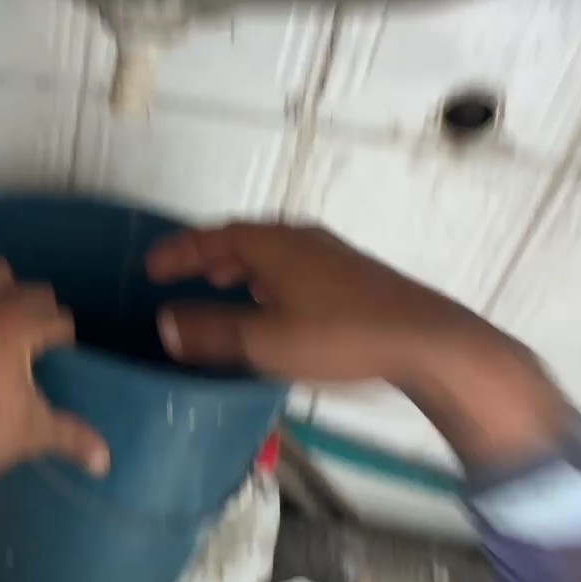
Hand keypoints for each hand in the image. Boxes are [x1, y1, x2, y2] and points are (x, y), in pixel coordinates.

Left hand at [0, 246, 108, 546]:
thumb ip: (72, 436)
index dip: (63, 333)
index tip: (64, 347)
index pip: (56, 321)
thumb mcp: (34, 432)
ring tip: (13, 294)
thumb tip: (105, 460)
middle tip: (43, 328)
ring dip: (6, 282)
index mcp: (20, 332)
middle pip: (29, 293)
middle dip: (42, 307)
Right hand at [144, 223, 480, 383]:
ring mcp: (328, 253)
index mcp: (272, 244)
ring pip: (268, 251)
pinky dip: (264, 276)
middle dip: (204, 254)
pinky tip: (271, 302)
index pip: (211, 238)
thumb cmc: (341, 336)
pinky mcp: (351, 274)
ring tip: (218, 283)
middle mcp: (298, 238)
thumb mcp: (265, 341)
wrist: (431, 344)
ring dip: (236, 265)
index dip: (177, 251)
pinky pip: (290, 264)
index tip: (149, 266)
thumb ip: (211, 331)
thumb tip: (165, 324)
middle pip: (239, 238)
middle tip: (178, 271)